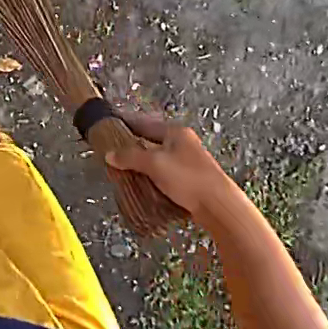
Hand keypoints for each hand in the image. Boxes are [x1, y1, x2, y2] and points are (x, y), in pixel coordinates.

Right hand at [105, 114, 240, 223]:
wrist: (218, 205)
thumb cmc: (187, 178)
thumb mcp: (155, 164)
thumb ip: (131, 157)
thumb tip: (109, 154)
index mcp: (175, 132)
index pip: (145, 122)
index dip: (126, 122)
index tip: (109, 124)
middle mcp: (182, 142)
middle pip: (151, 139)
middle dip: (132, 144)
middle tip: (112, 149)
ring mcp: (187, 160)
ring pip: (157, 156)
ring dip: (141, 161)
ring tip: (122, 167)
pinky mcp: (189, 178)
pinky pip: (164, 171)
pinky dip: (151, 174)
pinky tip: (142, 182)